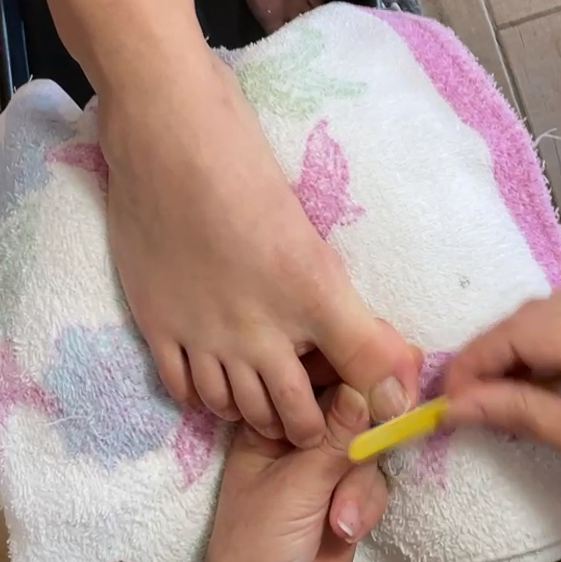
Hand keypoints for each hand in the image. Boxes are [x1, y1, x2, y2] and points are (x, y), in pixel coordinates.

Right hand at [100, 50, 418, 446]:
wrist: (170, 138)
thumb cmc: (248, 169)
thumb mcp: (314, 237)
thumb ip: (355, 312)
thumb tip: (403, 362)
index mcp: (312, 300)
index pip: (360, 375)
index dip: (371, 400)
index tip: (369, 402)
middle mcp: (258, 332)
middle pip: (291, 411)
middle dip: (309, 423)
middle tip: (312, 414)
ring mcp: (202, 332)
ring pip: (237, 408)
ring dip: (258, 417)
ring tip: (268, 410)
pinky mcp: (157, 324)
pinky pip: (184, 389)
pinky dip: (206, 400)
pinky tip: (215, 391)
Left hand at [192, 385, 388, 561]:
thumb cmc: (257, 545)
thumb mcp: (294, 487)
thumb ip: (335, 436)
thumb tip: (370, 381)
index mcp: (270, 417)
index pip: (313, 374)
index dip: (349, 366)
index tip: (384, 366)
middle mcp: (301, 432)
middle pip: (352, 401)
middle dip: (371, 416)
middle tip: (394, 418)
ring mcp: (327, 464)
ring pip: (370, 442)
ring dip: (361, 480)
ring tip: (341, 518)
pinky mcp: (350, 495)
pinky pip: (376, 480)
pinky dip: (366, 504)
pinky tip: (346, 530)